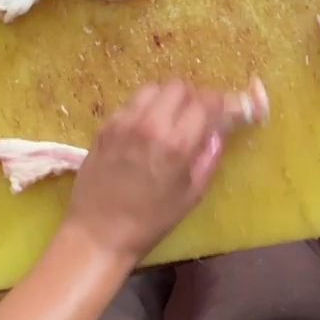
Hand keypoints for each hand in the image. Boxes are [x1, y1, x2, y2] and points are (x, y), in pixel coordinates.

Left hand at [62, 80, 227, 265]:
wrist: (99, 233)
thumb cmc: (150, 222)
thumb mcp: (191, 195)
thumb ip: (208, 158)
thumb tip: (216, 133)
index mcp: (176, 144)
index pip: (206, 101)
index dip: (218, 103)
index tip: (221, 111)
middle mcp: (150, 124)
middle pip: (178, 85)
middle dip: (191, 97)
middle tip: (193, 116)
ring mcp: (123, 122)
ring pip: (152, 88)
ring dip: (165, 99)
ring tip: (167, 120)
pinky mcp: (104, 126)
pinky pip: (130, 104)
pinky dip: (142, 110)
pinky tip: (143, 132)